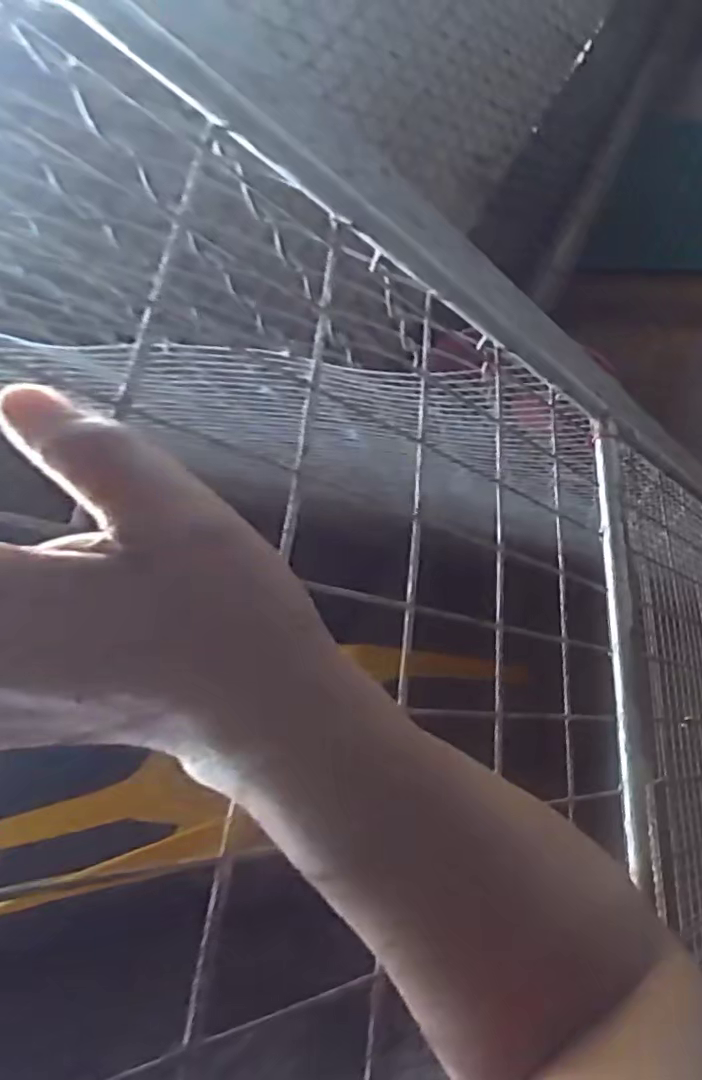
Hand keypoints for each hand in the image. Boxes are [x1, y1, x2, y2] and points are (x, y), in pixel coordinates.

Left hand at [0, 385, 366, 769]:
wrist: (261, 710)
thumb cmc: (228, 616)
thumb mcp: (187, 525)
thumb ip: (98, 458)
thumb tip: (20, 397)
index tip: (34, 474)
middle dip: (16, 562)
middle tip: (82, 561)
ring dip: (29, 586)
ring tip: (79, 590)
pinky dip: (23, 627)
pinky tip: (63, 627)